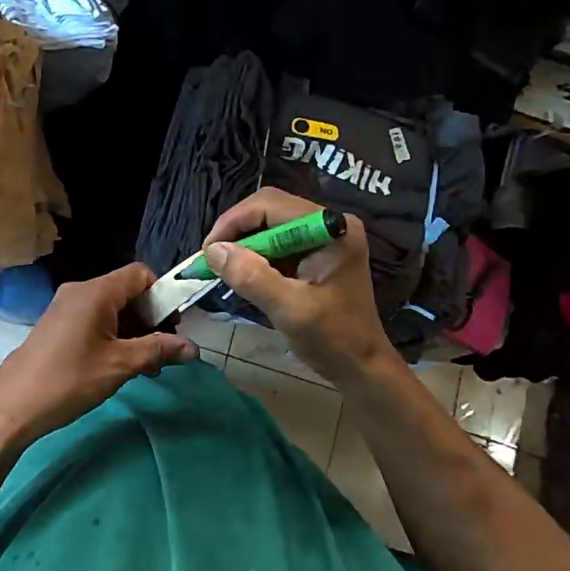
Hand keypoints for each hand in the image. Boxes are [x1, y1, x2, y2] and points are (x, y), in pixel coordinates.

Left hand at [0, 264, 198, 448]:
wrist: (13, 406)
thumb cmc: (69, 380)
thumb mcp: (120, 365)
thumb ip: (158, 350)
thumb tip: (193, 347)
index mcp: (95, 292)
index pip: (140, 274)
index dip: (162, 295)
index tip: (173, 326)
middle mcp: (79, 292)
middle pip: (126, 292)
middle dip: (150, 319)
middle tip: (162, 354)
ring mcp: (65, 308)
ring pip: (112, 310)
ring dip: (133, 333)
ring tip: (144, 368)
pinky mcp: (57, 326)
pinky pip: (94, 321)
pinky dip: (113, 337)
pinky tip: (119, 366)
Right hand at [203, 187, 396, 384]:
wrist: (361, 365)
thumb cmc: (332, 338)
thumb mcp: (289, 309)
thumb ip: (252, 277)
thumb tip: (213, 250)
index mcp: (331, 229)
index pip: (270, 205)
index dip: (233, 222)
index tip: (208, 251)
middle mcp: (329, 223)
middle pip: (269, 209)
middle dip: (236, 231)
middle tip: (212, 259)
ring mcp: (323, 237)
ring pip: (269, 224)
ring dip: (243, 243)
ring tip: (221, 266)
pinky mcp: (315, 252)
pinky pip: (276, 242)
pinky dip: (254, 254)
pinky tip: (241, 273)